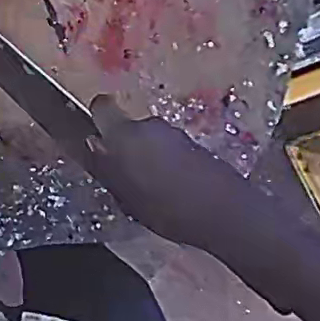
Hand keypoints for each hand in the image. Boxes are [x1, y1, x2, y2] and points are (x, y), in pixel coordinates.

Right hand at [75, 95, 262, 250]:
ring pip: (151, 140)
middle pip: (128, 127)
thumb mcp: (125, 194)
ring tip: (152, 190)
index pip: (102, 106)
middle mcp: (149, 125)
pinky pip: (171, 151)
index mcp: (125, 133)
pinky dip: (168, 165)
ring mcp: (176, 135)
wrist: (228, 214)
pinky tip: (173, 193)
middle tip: (125, 177)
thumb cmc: (166, 207)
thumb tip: (91, 142)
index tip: (96, 137)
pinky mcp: (197, 147)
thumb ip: (105, 166)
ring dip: (148, 157)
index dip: (96, 117)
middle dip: (125, 146)